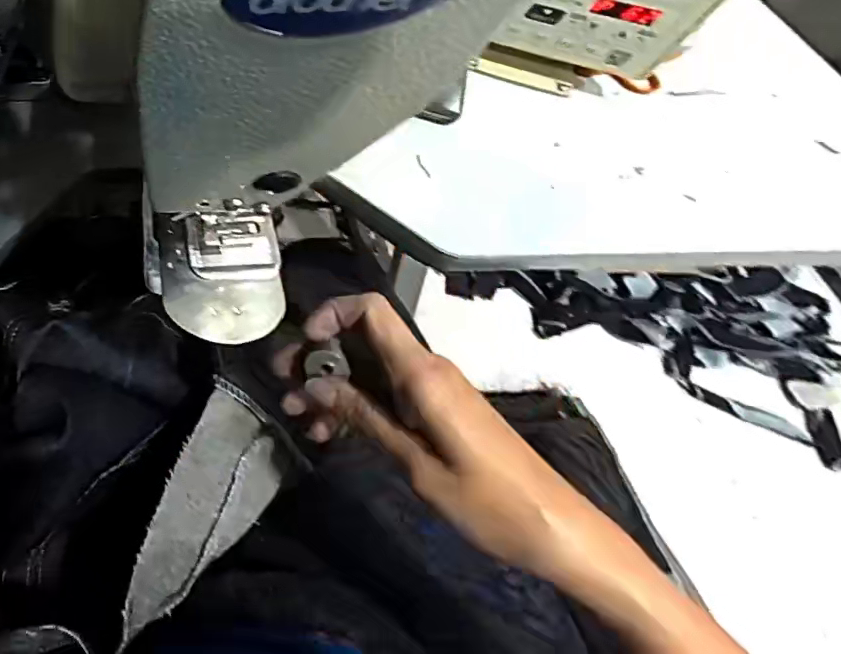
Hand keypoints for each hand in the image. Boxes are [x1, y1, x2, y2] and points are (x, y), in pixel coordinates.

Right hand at [275, 293, 744, 653]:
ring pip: (367, 368)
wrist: (557, 529)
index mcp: (422, 373)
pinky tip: (331, 432)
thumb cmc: (491, 503)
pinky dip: (356, 405)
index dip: (332, 313)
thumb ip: (365, 418)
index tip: (305, 343)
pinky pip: (385, 392)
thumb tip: (313, 384)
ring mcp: (430, 388)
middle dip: (317, 357)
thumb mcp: (418, 466)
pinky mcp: (435, 408)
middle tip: (283, 386)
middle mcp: (425, 369)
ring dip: (331, 388)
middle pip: (360, 339)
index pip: (371, 310)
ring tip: (300, 418)